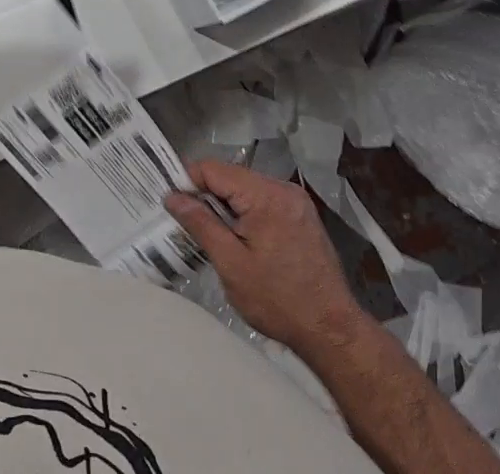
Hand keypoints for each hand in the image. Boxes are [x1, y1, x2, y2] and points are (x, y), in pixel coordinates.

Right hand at [166, 160, 370, 354]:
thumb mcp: (230, 263)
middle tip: (182, 220)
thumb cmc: (278, 300)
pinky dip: (242, 213)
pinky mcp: (300, 217)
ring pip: (245, 189)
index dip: (186, 181)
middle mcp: (284, 190)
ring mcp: (296, 203)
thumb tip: (172, 196)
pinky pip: (261, 202)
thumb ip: (200, 223)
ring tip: (205, 232)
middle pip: (230, 177)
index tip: (168, 202)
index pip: (213, 169)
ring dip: (222, 206)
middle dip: (204, 195)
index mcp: (267, 196)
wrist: (332, 330)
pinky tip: (233, 237)